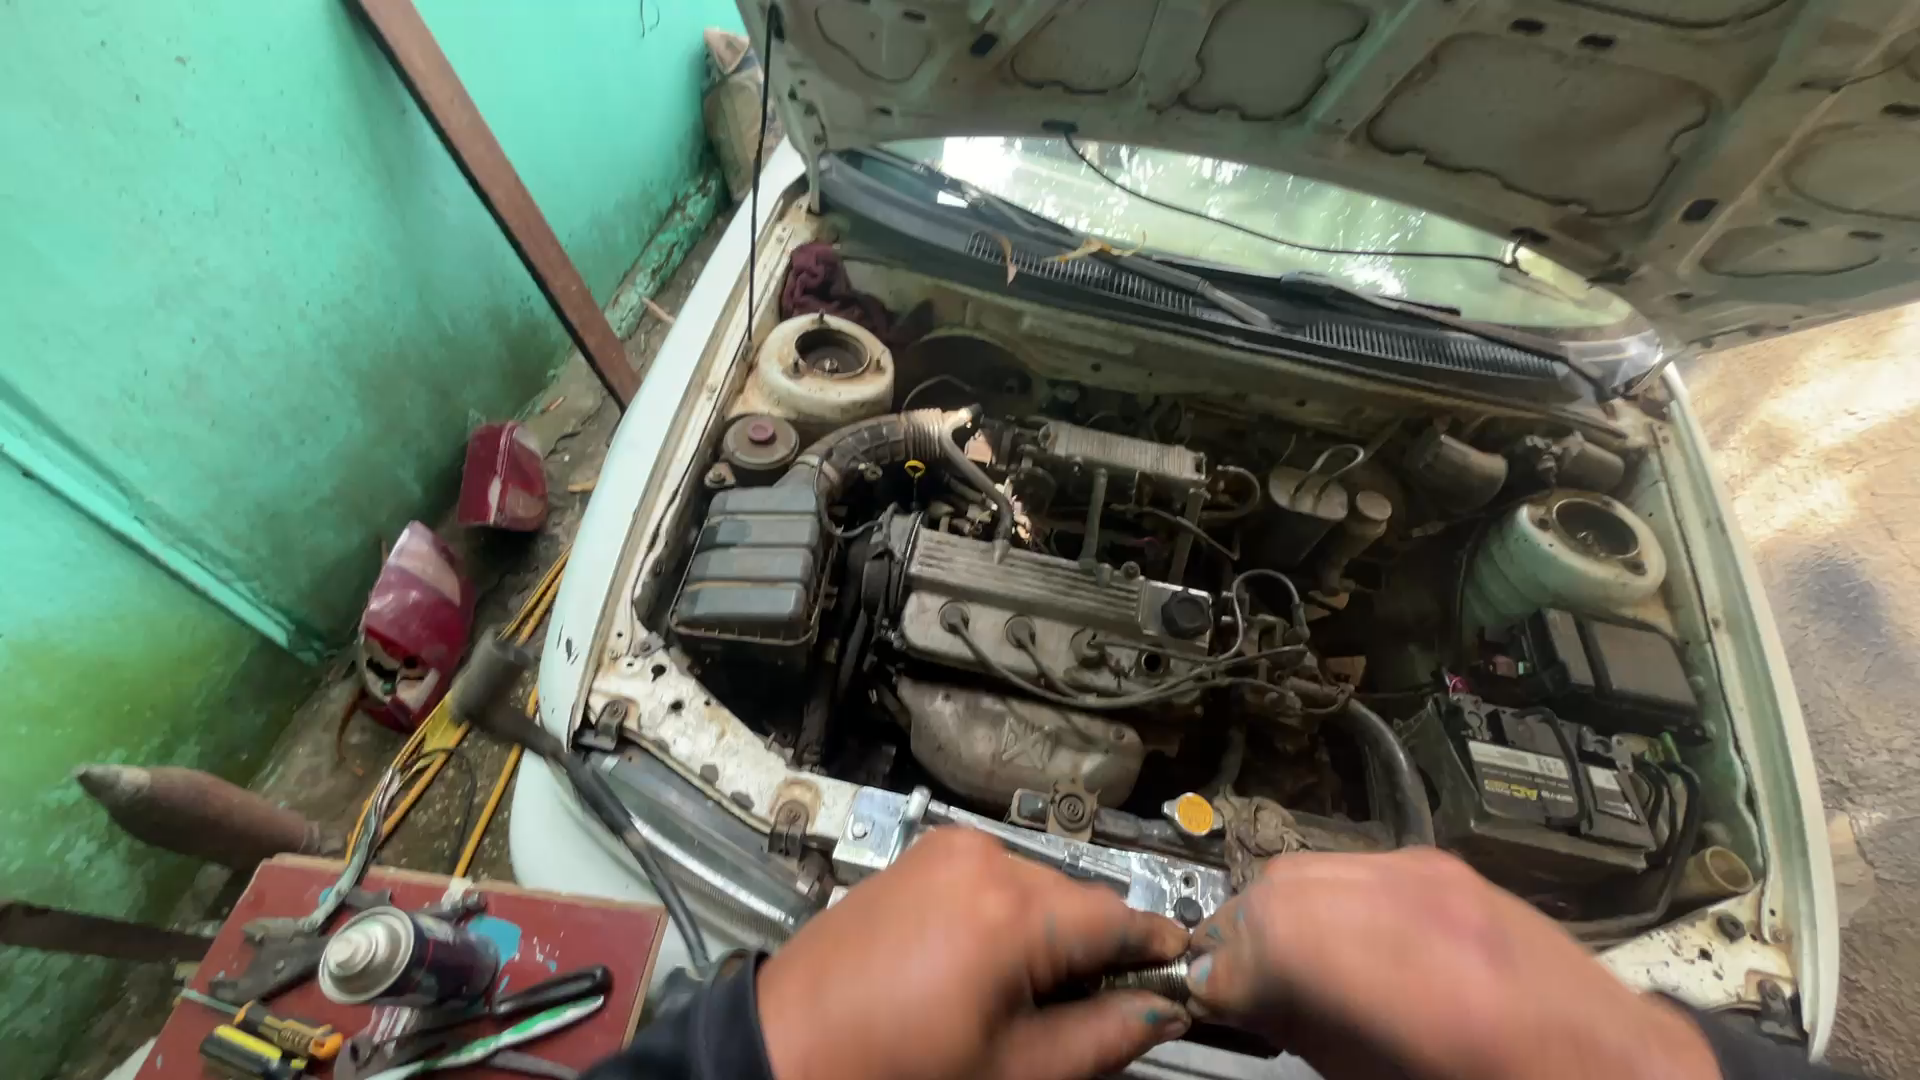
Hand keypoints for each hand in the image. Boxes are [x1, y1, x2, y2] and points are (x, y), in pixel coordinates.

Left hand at [757, 827, 1191, 1079]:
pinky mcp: (924, 853)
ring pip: (1036, 883)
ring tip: (1026, 991)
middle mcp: (983, 857)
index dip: (1154, 946)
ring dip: (1050, 928)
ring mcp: (948, 848)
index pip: (1116, 916)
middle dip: (1095, 947)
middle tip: (1092, 1005)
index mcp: (1010, 908)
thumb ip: (1101, 1036)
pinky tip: (989, 959)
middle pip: (1075, 897)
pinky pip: (993, 874)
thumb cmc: (890, 1068)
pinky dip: (1009, 910)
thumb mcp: (1012, 1071)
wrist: (785, 1044)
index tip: (1178, 967)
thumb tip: (1161, 1008)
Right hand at [1186, 849, 1722, 1079]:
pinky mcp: (1431, 860)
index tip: (1203, 994)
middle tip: (1225, 974)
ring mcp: (1430, 872)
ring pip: (1300, 867)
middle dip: (1236, 932)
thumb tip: (1233, 990)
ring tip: (1264, 953)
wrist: (1632, 1071)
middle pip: (1280, 889)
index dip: (1225, 966)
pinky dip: (1306, 895)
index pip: (1280, 937)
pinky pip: (1336, 865)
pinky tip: (1316, 932)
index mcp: (1431, 988)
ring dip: (1265, 908)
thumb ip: (1307, 1030)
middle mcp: (1426, 906)